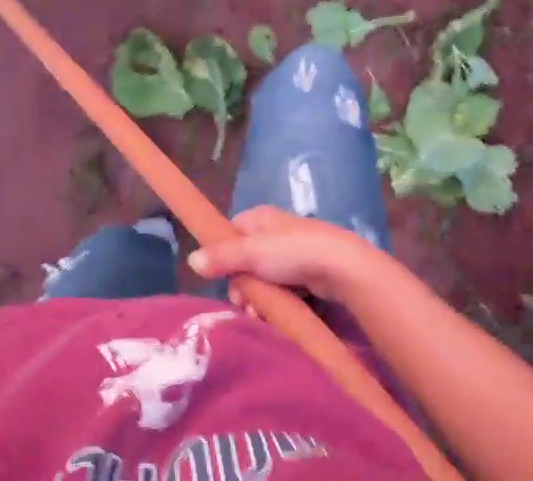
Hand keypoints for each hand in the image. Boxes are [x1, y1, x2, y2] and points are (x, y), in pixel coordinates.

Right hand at [187, 206, 387, 302]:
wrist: (341, 267)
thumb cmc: (293, 252)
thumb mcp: (251, 253)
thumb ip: (221, 257)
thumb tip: (190, 261)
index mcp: (260, 218)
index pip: (230, 233)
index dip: (223, 256)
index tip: (224, 278)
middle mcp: (275, 232)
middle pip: (244, 261)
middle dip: (242, 286)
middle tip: (246, 303)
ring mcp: (292, 253)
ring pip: (262, 279)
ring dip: (259, 298)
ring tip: (262, 313)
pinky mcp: (306, 274)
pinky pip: (282, 289)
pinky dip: (278, 301)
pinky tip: (278, 314)